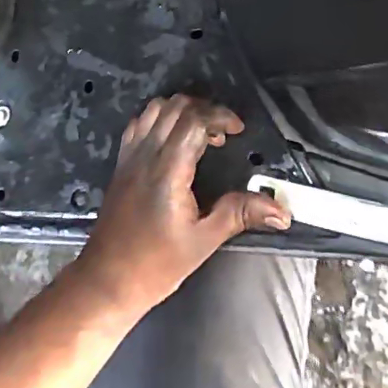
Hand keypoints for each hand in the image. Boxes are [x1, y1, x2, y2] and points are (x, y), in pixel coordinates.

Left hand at [69, 94, 291, 318]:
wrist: (106, 280)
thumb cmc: (156, 265)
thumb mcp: (203, 241)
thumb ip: (239, 214)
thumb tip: (280, 210)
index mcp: (168, 169)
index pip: (194, 120)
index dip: (219, 116)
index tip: (237, 129)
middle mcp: (146, 154)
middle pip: (175, 107)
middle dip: (204, 109)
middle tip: (223, 132)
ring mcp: (130, 155)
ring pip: (155, 109)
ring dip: (181, 110)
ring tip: (200, 134)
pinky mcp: (121, 161)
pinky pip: (140, 123)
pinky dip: (160, 118)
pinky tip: (172, 139)